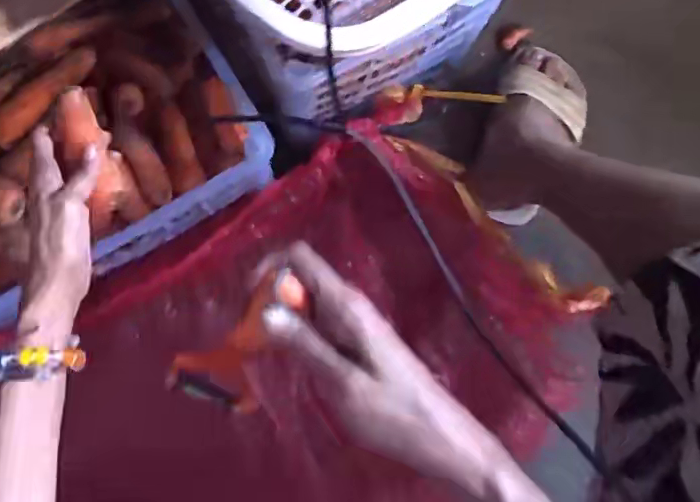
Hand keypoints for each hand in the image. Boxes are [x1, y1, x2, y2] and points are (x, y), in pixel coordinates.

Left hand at [18, 126, 99, 343]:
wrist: (57, 287)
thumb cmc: (60, 242)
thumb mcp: (71, 204)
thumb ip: (81, 176)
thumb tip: (92, 146)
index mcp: (42, 181)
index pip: (41, 143)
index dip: (49, 124)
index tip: (63, 103)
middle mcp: (44, 189)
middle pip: (51, 155)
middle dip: (63, 137)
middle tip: (84, 117)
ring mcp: (55, 205)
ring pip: (62, 171)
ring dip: (73, 156)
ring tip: (93, 139)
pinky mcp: (67, 220)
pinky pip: (74, 189)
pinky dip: (84, 177)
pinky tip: (97, 175)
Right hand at [259, 243, 546, 501]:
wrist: (451, 445)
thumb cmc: (398, 415)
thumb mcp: (345, 385)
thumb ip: (304, 345)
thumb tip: (264, 309)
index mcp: (347, 303)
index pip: (299, 255)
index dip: (267, 265)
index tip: (248, 299)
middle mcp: (348, 302)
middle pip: (298, 274)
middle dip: (269, 293)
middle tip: (250, 329)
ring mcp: (353, 319)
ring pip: (306, 298)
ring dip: (281, 314)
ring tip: (263, 344)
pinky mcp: (356, 338)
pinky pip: (317, 319)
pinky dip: (297, 330)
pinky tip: (290, 357)